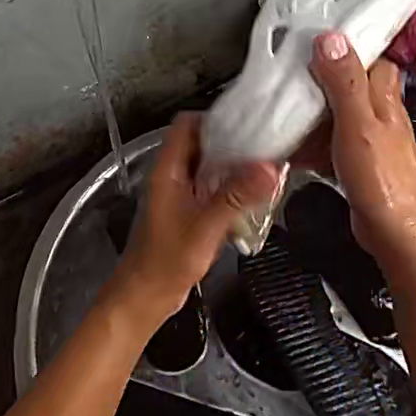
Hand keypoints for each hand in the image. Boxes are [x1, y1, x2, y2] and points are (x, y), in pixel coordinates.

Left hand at [107, 113, 279, 323]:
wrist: (146, 296)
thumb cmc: (165, 261)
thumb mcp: (205, 226)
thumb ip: (237, 196)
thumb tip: (269, 169)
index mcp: (168, 170)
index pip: (186, 124)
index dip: (214, 118)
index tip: (245, 123)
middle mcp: (172, 176)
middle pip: (202, 143)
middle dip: (231, 142)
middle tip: (262, 146)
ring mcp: (180, 193)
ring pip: (208, 165)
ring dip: (233, 166)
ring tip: (263, 168)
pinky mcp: (189, 211)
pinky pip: (212, 187)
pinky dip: (231, 187)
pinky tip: (252, 196)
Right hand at [307, 31, 415, 265]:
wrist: (400, 238)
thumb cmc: (387, 184)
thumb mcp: (360, 125)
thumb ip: (345, 83)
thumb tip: (331, 39)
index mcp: (383, 98)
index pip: (370, 54)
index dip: (347, 41)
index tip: (315, 30)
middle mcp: (377, 114)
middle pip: (346, 82)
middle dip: (318, 74)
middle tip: (285, 67)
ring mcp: (364, 140)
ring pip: (333, 113)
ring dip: (309, 110)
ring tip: (278, 104)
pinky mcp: (353, 164)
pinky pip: (325, 145)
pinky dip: (307, 143)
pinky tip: (287, 147)